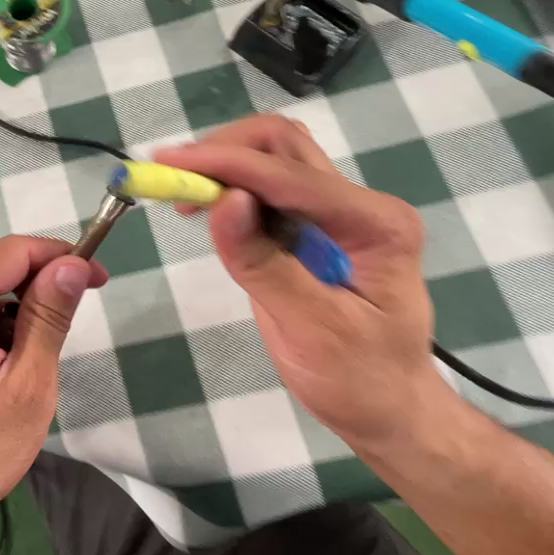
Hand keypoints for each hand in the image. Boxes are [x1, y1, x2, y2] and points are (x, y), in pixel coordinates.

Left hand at [0, 236, 106, 554]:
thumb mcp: (27, 384)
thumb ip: (48, 316)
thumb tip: (73, 264)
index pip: (12, 251)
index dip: (60, 255)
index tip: (101, 278)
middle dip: (41, 282)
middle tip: (77, 316)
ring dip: (18, 308)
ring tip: (37, 357)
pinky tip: (7, 364)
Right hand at [155, 116, 462, 452]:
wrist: (387, 409)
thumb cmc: (358, 378)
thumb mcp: (310, 327)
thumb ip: (263, 263)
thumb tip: (223, 201)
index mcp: (374, 223)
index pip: (288, 174)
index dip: (225, 163)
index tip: (166, 166)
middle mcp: (362, 204)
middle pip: (284, 145)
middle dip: (224, 150)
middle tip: (171, 176)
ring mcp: (340, 212)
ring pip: (276, 157)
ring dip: (224, 163)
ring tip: (179, 191)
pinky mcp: (316, 225)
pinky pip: (270, 187)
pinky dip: (230, 186)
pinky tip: (203, 206)